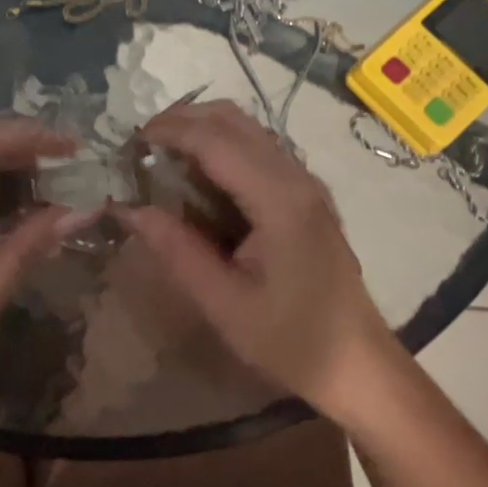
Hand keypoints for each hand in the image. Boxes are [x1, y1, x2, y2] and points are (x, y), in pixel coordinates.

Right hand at [117, 101, 395, 409]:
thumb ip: (176, 251)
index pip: (214, 140)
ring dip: (201, 129)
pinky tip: (197, 177)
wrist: (360, 366)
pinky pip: (258, 148)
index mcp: (278, 200)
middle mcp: (296, 178)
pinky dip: (221, 145)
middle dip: (181, 120)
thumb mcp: (224, 304)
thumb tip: (128, 209)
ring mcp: (306, 184)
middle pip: (232, 120)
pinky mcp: (307, 196)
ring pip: (247, 128)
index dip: (167, 132)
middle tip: (139, 147)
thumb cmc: (292, 341)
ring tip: (160, 156)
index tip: (127, 144)